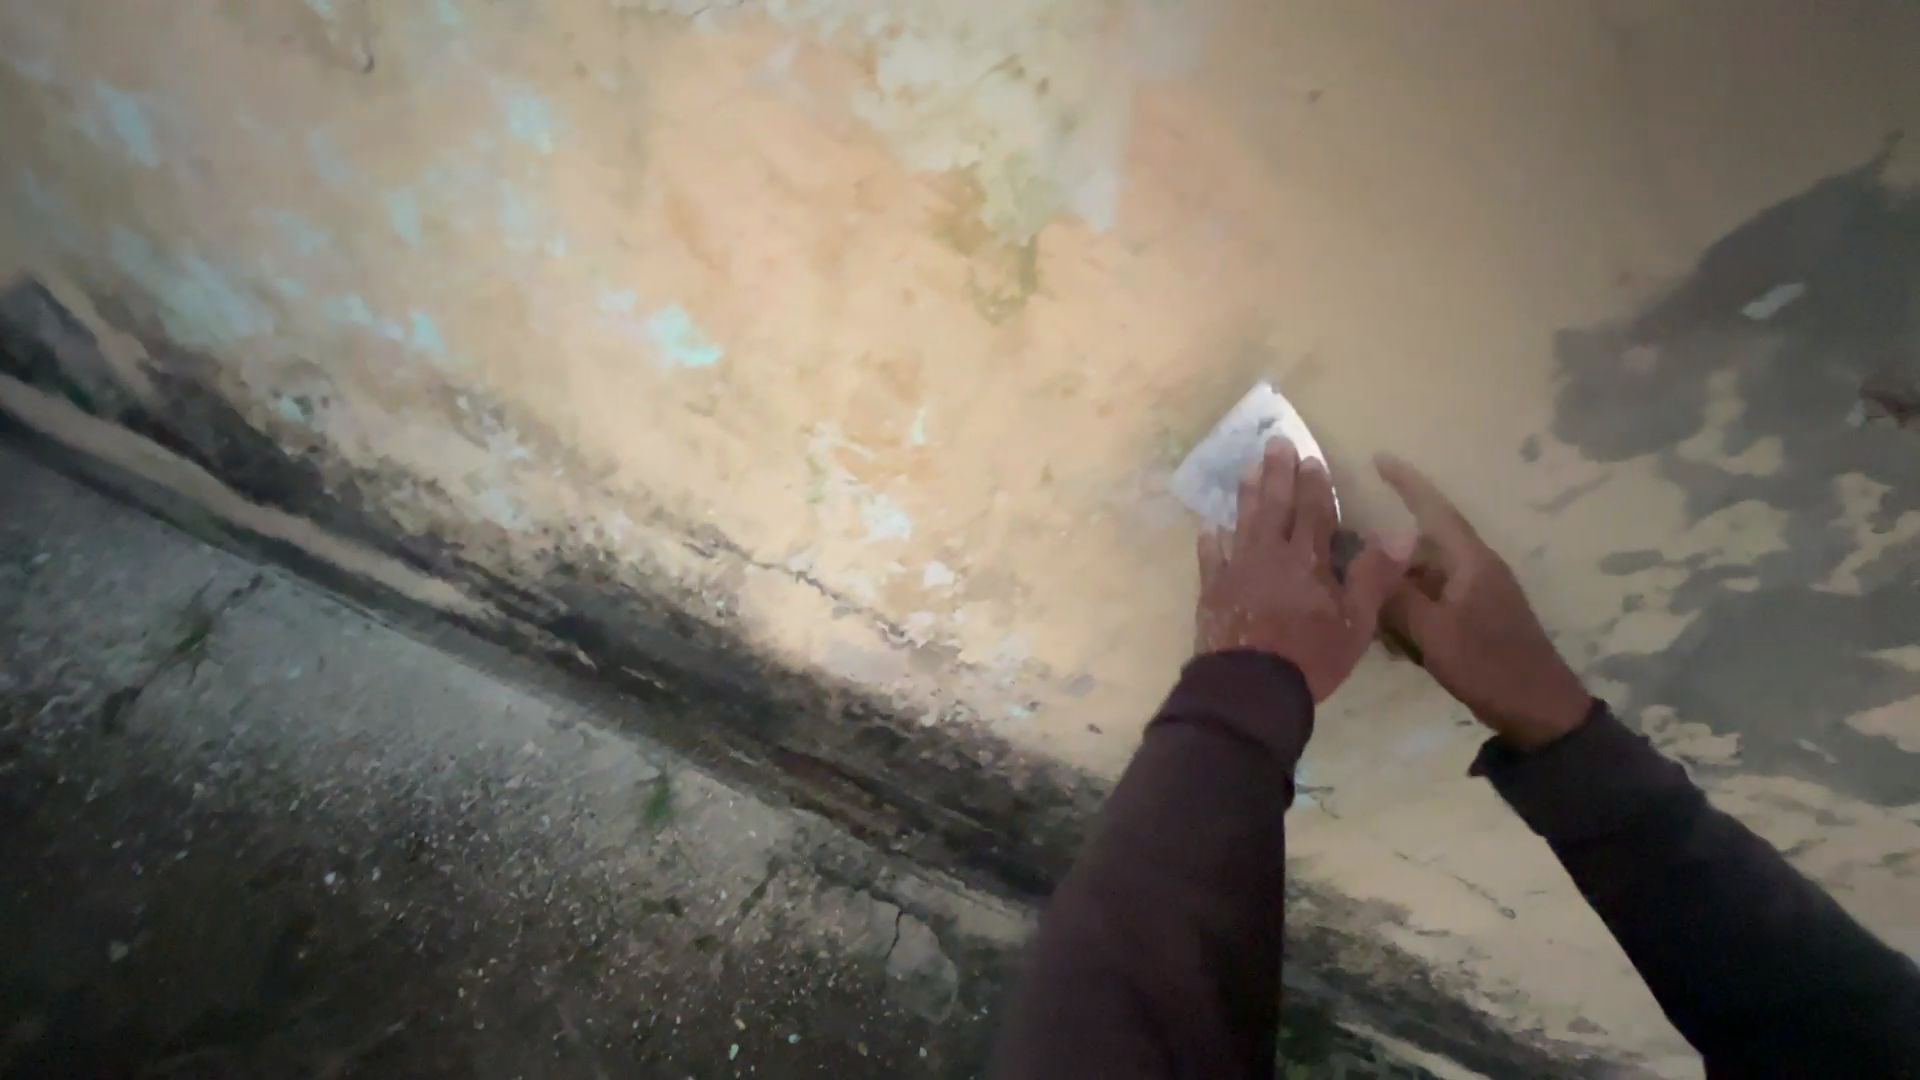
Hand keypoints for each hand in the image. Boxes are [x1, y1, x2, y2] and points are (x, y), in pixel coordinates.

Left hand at [1196, 439, 1411, 701]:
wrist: (1249, 685)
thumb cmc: (1310, 657)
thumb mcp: (1356, 622)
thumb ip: (1376, 574)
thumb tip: (1404, 529)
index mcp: (1306, 561)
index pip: (1313, 512)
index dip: (1314, 485)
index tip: (1310, 458)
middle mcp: (1268, 555)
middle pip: (1274, 507)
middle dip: (1276, 474)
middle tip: (1273, 442)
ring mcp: (1235, 570)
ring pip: (1242, 523)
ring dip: (1246, 495)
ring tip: (1246, 468)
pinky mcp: (1212, 590)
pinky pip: (1210, 557)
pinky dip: (1210, 540)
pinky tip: (1209, 525)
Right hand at [1375, 455, 1591, 749]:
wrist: (1538, 711)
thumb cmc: (1487, 664)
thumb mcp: (1432, 631)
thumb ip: (1396, 593)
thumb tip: (1368, 556)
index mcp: (1470, 562)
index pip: (1434, 510)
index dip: (1407, 483)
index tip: (1380, 457)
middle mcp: (1473, 569)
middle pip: (1419, 544)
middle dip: (1385, 547)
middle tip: (1344, 550)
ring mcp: (1474, 594)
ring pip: (1420, 574)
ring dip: (1392, 583)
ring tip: (1359, 595)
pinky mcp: (1471, 616)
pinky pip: (1427, 598)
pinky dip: (1404, 606)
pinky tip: (1384, 629)